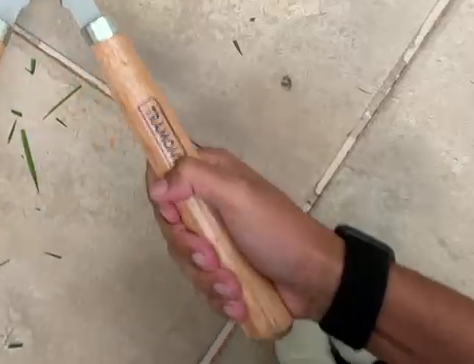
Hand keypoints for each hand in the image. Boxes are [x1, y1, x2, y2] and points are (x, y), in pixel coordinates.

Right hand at [146, 146, 342, 322]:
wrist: (318, 281)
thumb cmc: (277, 230)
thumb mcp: (237, 194)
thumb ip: (194, 178)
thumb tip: (155, 188)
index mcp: (209, 173)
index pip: (162, 172)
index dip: (160, 196)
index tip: (175, 218)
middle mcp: (205, 200)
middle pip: (168, 222)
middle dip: (188, 249)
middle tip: (212, 260)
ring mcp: (213, 236)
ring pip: (183, 255)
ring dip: (206, 278)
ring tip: (234, 288)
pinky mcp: (221, 266)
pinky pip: (199, 280)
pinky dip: (216, 295)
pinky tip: (237, 301)